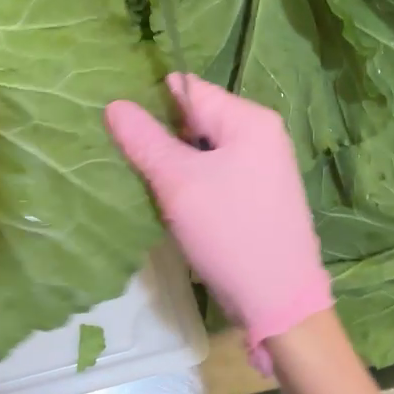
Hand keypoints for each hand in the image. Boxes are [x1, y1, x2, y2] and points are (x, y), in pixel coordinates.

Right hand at [106, 75, 333, 371]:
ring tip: (144, 183)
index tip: (118, 123)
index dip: (151, 102)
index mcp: (249, 120)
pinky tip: (173, 205)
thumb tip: (114, 104)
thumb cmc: (229, 232)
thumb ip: (144, 140)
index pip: (189, 90)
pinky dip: (192, 185)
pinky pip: (216, 176)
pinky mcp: (258, 198)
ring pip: (203, 152)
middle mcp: (262, 135)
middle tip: (125, 158)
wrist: (279, 303)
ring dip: (174, 165)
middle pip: (197, 119)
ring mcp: (264, 168)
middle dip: (162, 136)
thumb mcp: (178, 183)